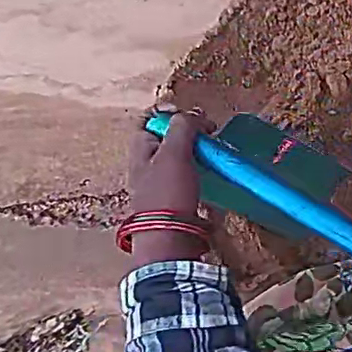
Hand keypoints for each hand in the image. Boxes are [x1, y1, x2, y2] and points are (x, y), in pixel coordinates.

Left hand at [126, 109, 214, 264]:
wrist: (169, 240)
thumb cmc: (168, 192)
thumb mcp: (174, 153)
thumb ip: (183, 128)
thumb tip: (193, 115)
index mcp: (140, 148)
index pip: (149, 119)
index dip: (169, 111)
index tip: (191, 116)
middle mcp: (145, 164)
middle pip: (165, 137)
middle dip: (187, 131)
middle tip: (207, 133)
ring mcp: (158, 183)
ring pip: (177, 156)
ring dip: (194, 150)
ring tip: (211, 151)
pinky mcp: (172, 199)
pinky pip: (186, 176)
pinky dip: (198, 170)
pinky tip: (210, 173)